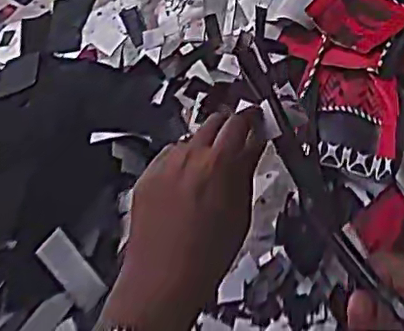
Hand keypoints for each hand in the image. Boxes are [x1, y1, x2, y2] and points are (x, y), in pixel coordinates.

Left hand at [101, 110, 266, 330]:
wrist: (161, 285)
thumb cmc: (202, 260)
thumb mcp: (241, 213)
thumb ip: (247, 170)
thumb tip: (254, 147)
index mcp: (218, 162)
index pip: (240, 121)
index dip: (252, 117)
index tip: (255, 119)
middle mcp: (189, 156)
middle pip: (214, 120)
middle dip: (228, 126)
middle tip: (236, 138)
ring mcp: (166, 164)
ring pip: (191, 137)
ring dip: (203, 146)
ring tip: (209, 171)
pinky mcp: (147, 174)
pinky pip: (169, 155)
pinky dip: (180, 161)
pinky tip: (186, 183)